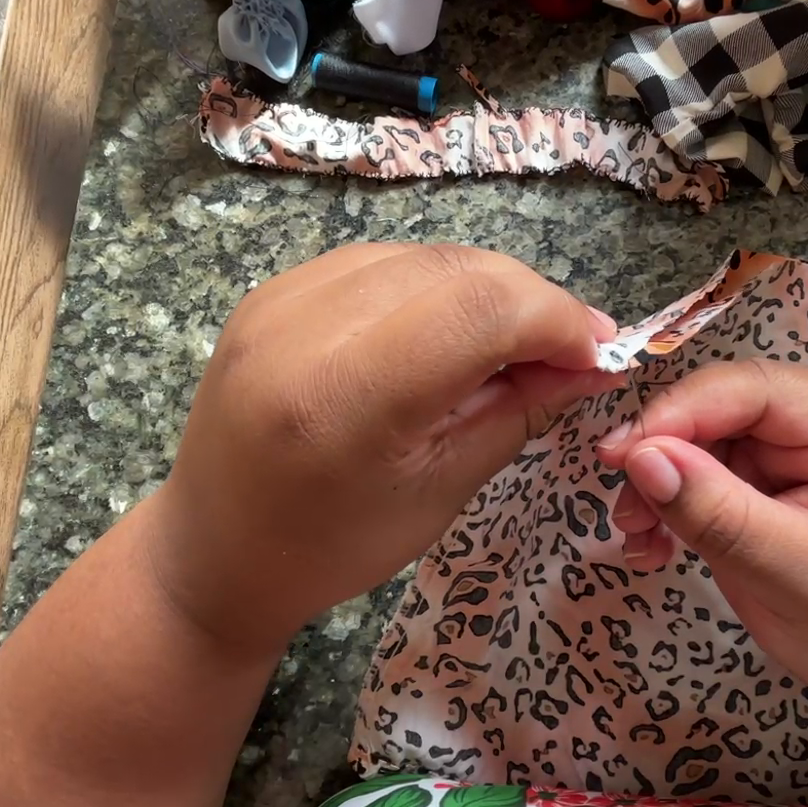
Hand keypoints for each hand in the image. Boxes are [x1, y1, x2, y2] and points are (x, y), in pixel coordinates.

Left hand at [148, 243, 620, 658]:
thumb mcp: (439, 494)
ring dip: (486, 291)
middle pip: (458, 267)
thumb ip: (517, 413)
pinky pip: (379, 263)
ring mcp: (279, 297)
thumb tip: (591, 365)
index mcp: (345, 395)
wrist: (211, 551)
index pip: (481, 307)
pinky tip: (446, 330)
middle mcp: (304, 324)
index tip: (595, 356)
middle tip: (568, 351)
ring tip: (512, 343)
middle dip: (531, 301)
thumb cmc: (330, 549)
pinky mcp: (270, 290)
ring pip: (423, 255)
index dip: (556, 320)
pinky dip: (433, 287)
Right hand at [595, 360, 807, 717]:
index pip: (758, 389)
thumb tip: (642, 458)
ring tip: (634, 534)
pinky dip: (660, 506)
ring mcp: (776, 460)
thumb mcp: (799, 576)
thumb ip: (722, 516)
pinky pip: (688, 477)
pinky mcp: (747, 489)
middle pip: (717, 408)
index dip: (686, 408)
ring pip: (693, 441)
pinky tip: (649, 548)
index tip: (626, 453)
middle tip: (625, 502)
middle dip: (662, 449)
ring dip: (653, 482)